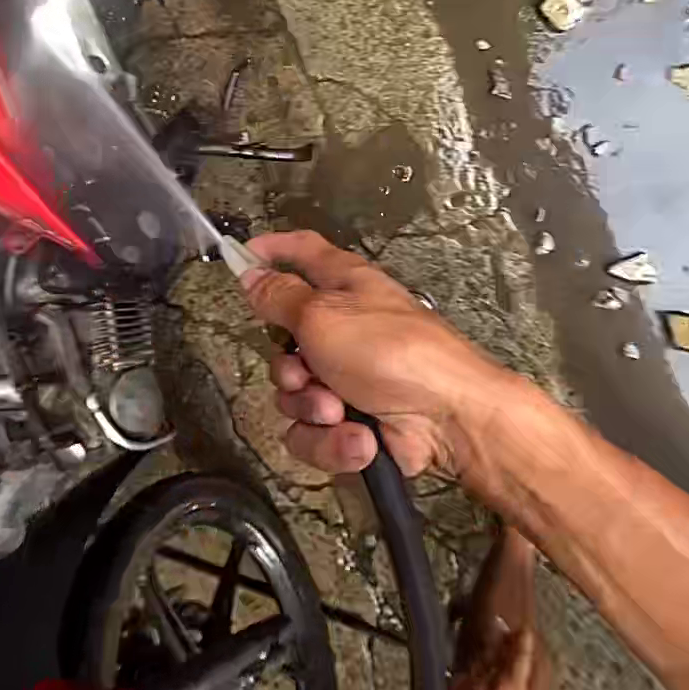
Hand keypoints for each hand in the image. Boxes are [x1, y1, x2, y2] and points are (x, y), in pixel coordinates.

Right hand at [239, 231, 515, 476]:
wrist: (446, 418)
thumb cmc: (391, 351)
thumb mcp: (323, 316)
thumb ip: (280, 296)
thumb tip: (252, 271)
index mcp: (344, 286)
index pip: (304, 253)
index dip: (273, 248)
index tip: (242, 254)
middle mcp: (345, 328)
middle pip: (285, 342)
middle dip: (288, 368)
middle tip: (306, 374)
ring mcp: (349, 377)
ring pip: (294, 395)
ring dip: (312, 408)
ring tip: (339, 410)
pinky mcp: (354, 420)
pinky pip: (315, 433)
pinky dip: (333, 440)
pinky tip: (359, 438)